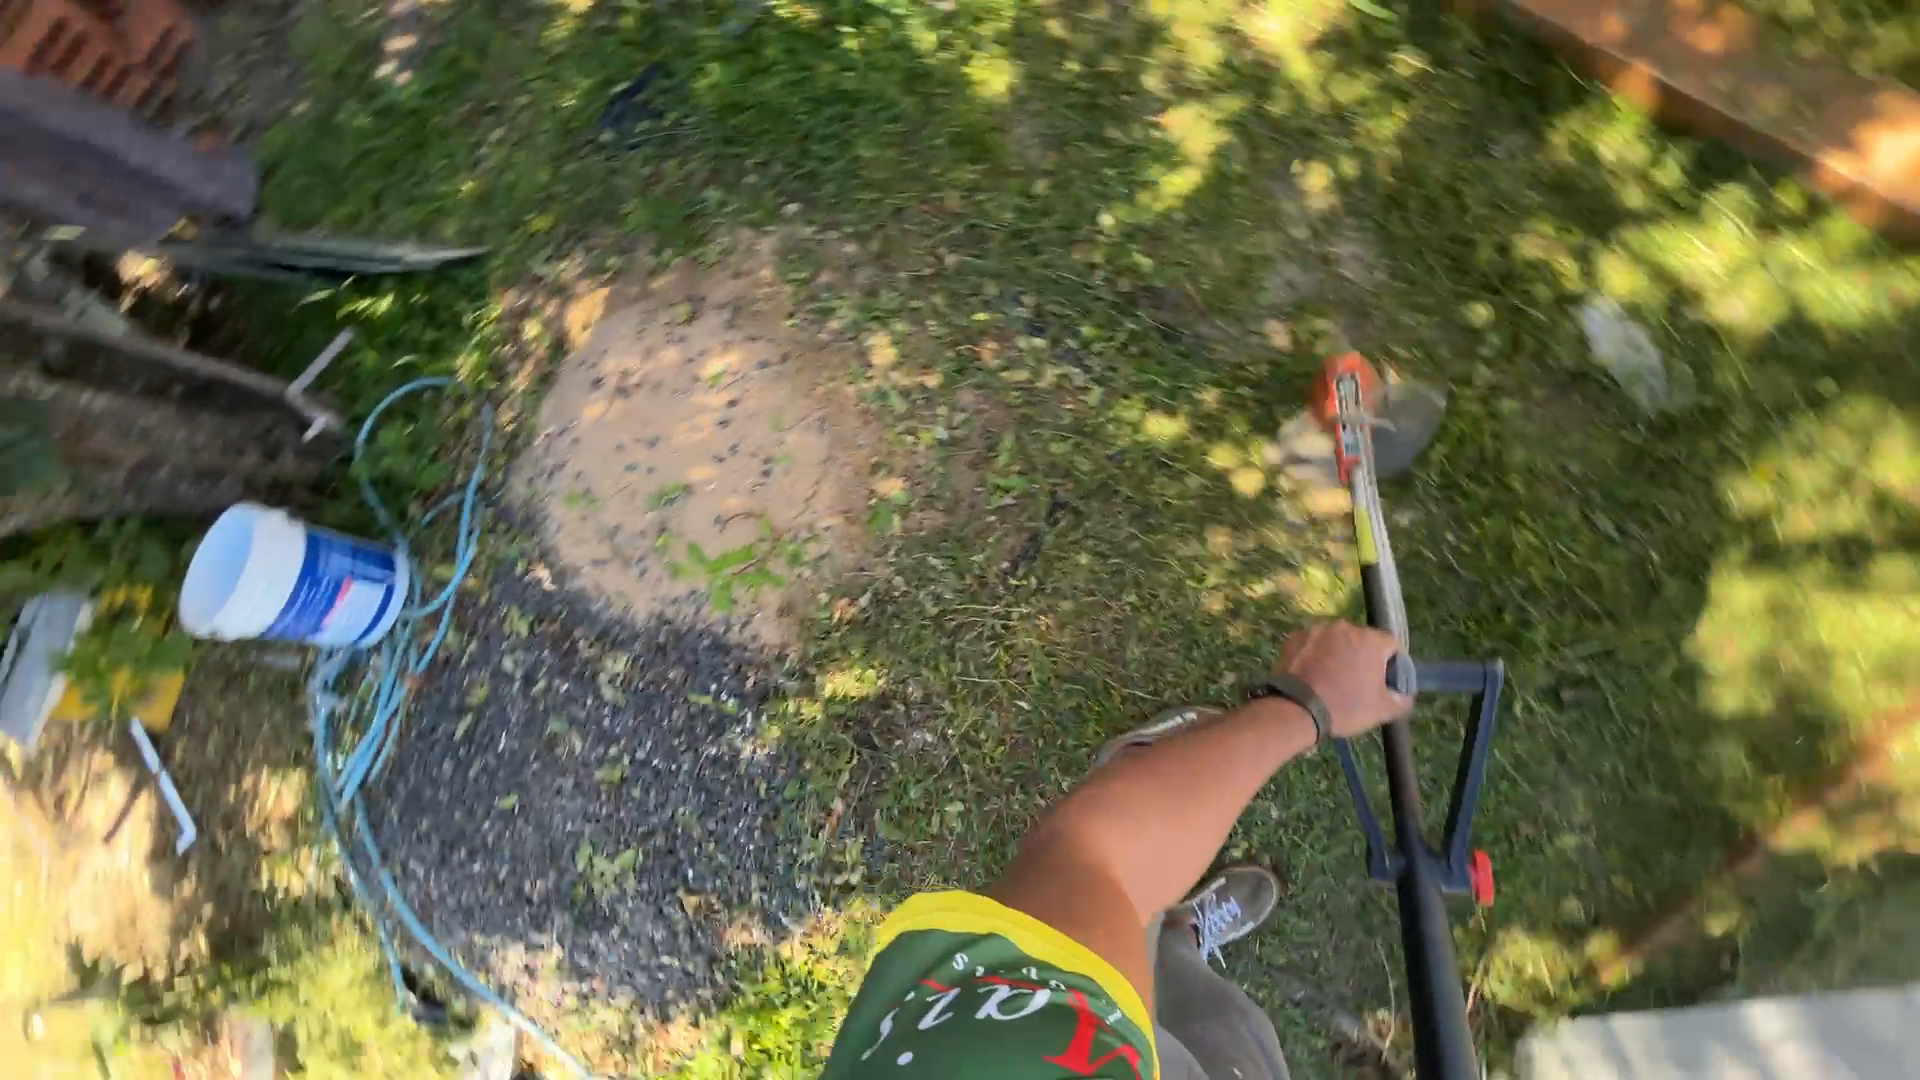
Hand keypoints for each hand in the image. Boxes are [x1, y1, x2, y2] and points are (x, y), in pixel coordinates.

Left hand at [1275, 622, 1412, 737]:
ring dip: (1337, 653)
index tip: (1386, 681)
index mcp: (1370, 639)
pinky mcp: (1293, 637)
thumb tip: (1402, 694)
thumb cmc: (1345, 707)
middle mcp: (1343, 627)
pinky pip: (1313, 644)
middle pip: (1361, 640)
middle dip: (1363, 657)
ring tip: (1332, 678)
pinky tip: (1313, 674)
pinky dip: (1315, 655)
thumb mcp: (1383, 710)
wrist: (1295, 708)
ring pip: (1335, 641)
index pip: (1391, 646)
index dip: (1393, 664)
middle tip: (1358, 681)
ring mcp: (1315, 630)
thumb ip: (1402, 699)